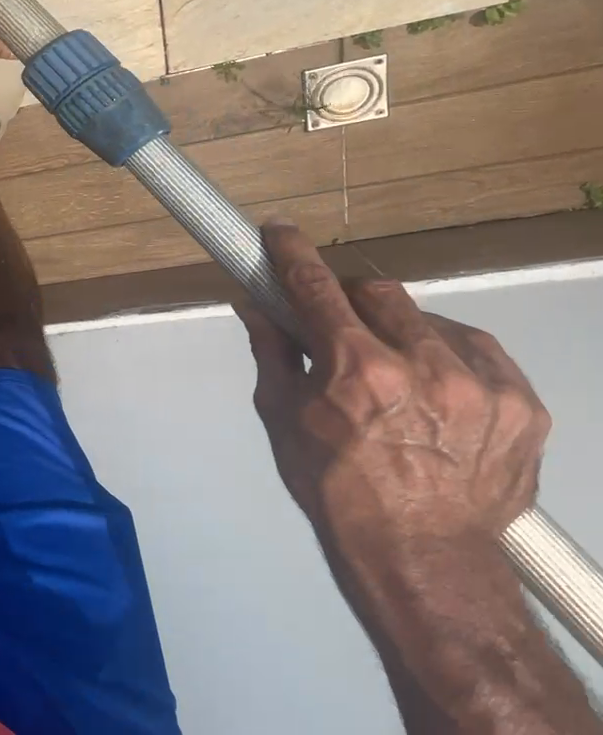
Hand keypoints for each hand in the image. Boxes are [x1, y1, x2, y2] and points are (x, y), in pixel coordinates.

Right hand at [235, 223, 549, 559]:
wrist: (420, 551)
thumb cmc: (331, 483)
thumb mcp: (282, 415)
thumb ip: (273, 351)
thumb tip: (254, 303)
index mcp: (357, 369)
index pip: (317, 288)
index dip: (293, 253)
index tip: (280, 231)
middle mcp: (425, 365)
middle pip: (379, 293)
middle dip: (349, 299)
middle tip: (337, 324)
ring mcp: (485, 384)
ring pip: (432, 319)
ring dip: (401, 328)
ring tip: (393, 367)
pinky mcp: (527, 405)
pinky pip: (481, 351)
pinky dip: (449, 353)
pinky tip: (436, 382)